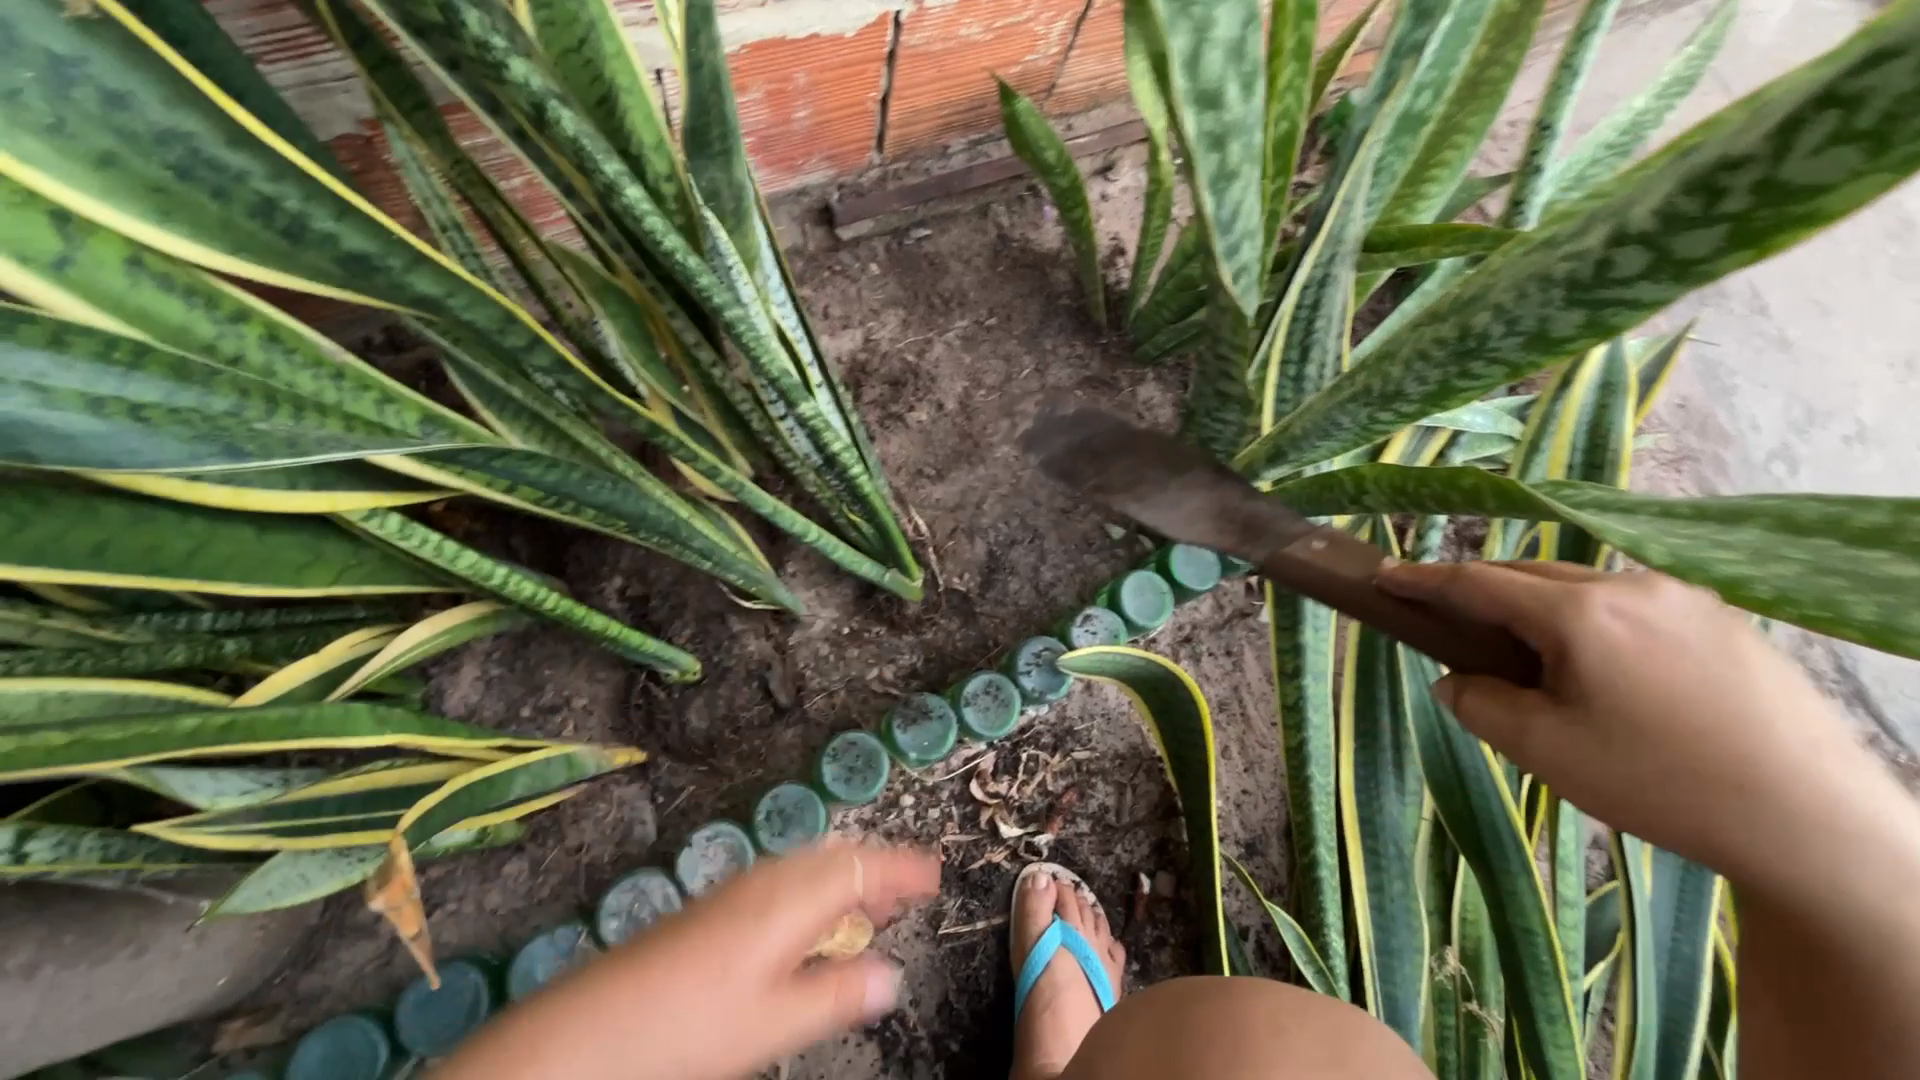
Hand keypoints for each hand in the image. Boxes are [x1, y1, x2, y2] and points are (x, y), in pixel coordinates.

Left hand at [437, 843, 940, 1079]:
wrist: (590, 1028)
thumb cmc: (690, 1027)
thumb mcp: (774, 1023)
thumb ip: (837, 994)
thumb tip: (893, 976)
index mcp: (789, 900)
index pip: (861, 867)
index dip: (901, 868)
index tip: (935, 874)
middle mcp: (766, 881)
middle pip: (835, 855)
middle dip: (877, 867)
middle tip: (910, 889)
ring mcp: (738, 891)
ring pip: (808, 866)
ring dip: (846, 877)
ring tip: (870, 905)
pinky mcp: (717, 908)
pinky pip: (784, 881)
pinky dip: (815, 890)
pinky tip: (812, 924)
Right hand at [1376, 560, 1883, 892]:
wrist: (1815, 823)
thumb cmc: (1659, 782)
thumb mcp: (1543, 750)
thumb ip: (1479, 703)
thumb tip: (1455, 680)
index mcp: (1579, 612)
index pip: (1478, 582)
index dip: (1423, 579)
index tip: (1384, 577)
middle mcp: (1632, 586)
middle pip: (1531, 575)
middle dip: (1485, 598)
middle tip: (1461, 639)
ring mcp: (1686, 599)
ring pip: (1583, 590)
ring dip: (1542, 613)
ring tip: (1542, 671)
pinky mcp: (1726, 622)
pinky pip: (1632, 607)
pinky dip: (1593, 625)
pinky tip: (1610, 679)